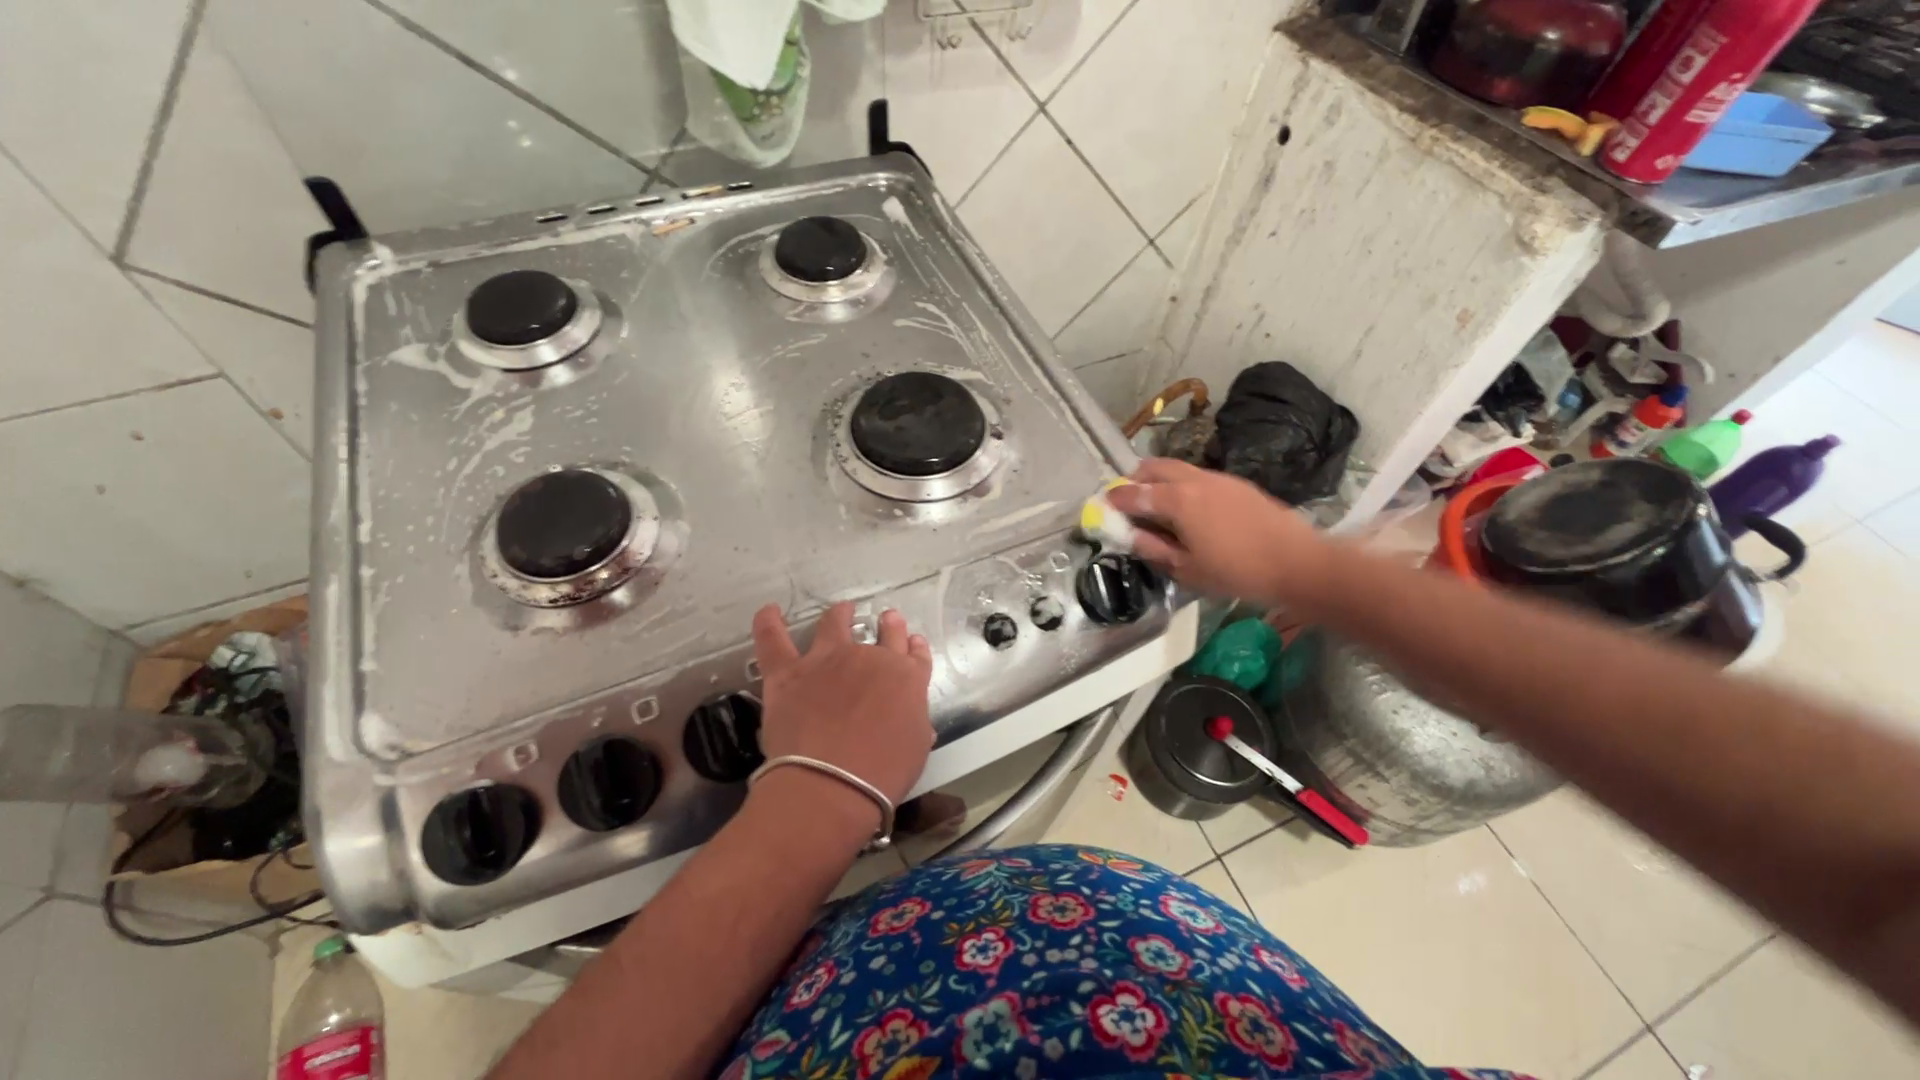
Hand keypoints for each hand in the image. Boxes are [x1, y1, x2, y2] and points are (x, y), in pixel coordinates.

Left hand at [750, 602, 934, 806]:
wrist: (832, 784)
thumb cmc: (882, 774)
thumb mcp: (914, 749)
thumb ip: (914, 724)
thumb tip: (912, 719)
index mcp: (906, 679)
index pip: (914, 655)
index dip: (913, 647)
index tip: (911, 642)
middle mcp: (870, 658)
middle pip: (883, 633)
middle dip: (888, 624)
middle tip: (886, 618)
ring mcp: (827, 660)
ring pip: (834, 624)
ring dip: (840, 614)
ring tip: (842, 610)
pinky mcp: (788, 672)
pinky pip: (773, 638)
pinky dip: (768, 621)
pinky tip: (769, 611)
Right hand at [1106, 458, 1325, 603]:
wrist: (1297, 563)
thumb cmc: (1237, 572)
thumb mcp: (1187, 569)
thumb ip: (1154, 549)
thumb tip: (1131, 536)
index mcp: (1178, 500)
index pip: (1136, 493)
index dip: (1116, 499)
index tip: (1103, 504)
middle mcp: (1196, 480)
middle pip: (1157, 468)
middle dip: (1136, 478)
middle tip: (1127, 494)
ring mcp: (1220, 479)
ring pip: (1180, 469)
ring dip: (1161, 479)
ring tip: (1156, 500)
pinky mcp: (1239, 486)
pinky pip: (1200, 477)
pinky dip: (1184, 484)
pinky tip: (1189, 507)